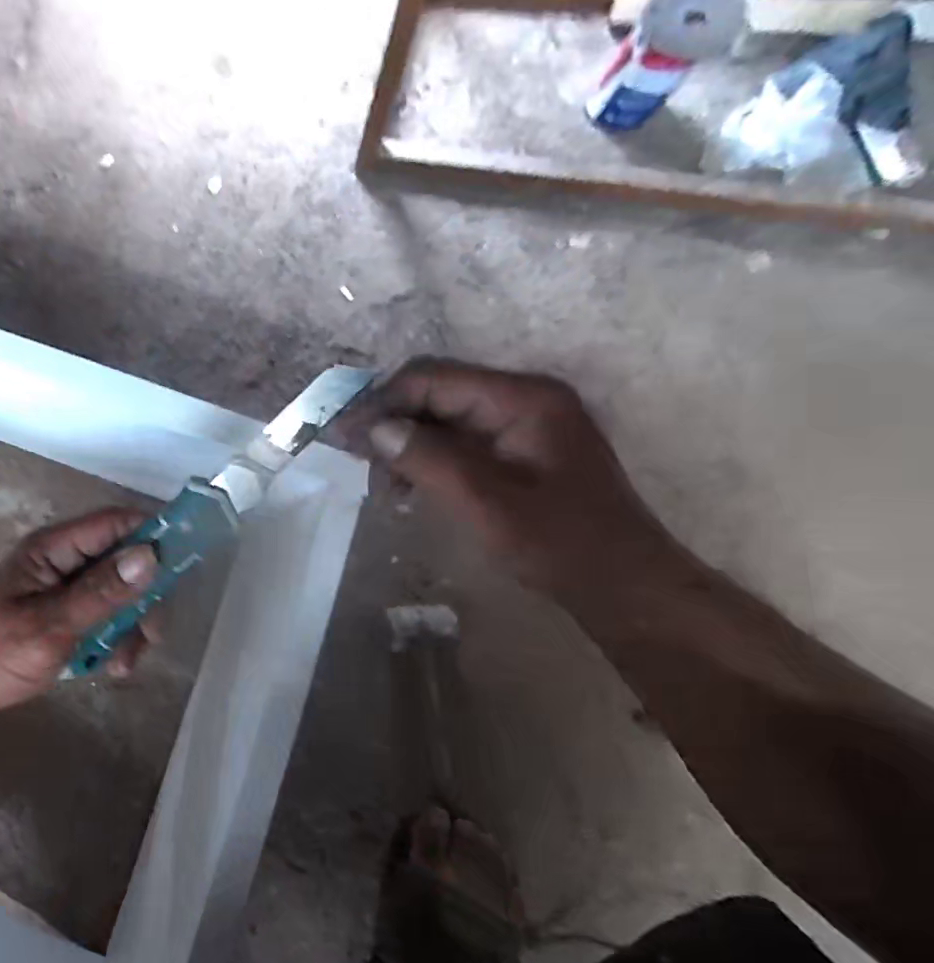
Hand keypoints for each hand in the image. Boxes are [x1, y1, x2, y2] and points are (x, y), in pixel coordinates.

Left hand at [0, 508, 159, 724]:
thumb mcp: (49, 627)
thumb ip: (100, 593)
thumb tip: (151, 554)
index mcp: (51, 549)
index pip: (114, 523)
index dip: (153, 535)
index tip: (185, 566)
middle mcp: (61, 561)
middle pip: (125, 560)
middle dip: (144, 598)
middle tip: (149, 637)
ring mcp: (63, 588)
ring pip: (120, 593)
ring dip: (131, 627)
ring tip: (120, 665)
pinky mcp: (65, 614)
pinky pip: (105, 617)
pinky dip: (115, 640)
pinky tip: (109, 668)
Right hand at [336, 358, 690, 600]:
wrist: (620, 584)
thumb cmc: (558, 542)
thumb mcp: (484, 501)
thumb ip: (426, 458)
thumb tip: (372, 429)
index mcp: (522, 399)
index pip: (431, 378)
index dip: (381, 402)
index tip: (342, 437)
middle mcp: (520, 398)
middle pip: (432, 391)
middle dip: (387, 421)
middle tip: (353, 458)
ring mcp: (517, 422)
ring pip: (437, 414)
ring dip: (400, 441)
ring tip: (381, 481)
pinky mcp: (511, 447)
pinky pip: (451, 437)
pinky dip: (420, 455)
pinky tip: (406, 484)